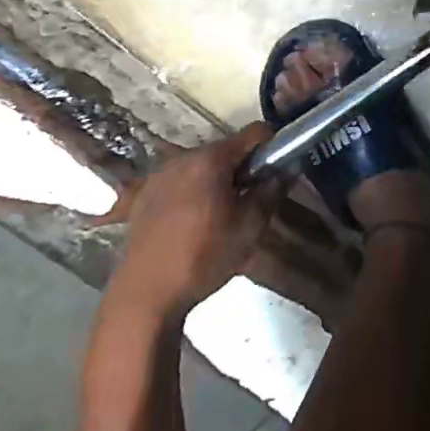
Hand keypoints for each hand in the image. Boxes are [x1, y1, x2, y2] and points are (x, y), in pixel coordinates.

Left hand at [107, 125, 273, 318]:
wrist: (144, 298)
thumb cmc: (205, 257)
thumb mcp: (252, 224)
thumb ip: (274, 189)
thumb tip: (289, 168)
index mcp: (210, 160)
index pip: (255, 133)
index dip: (274, 145)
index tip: (279, 168)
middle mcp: (180, 159)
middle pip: (226, 149)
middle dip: (244, 166)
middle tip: (253, 195)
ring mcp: (156, 177)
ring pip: (201, 165)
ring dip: (218, 178)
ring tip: (224, 210)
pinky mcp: (140, 198)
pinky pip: (178, 182)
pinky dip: (192, 190)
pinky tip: (194, 218)